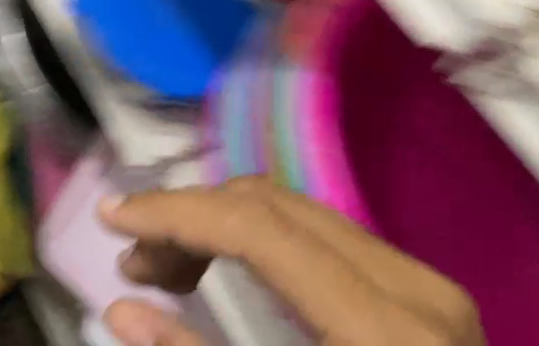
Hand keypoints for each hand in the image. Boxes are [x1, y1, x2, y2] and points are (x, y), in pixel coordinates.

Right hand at [100, 177, 482, 345]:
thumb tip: (121, 309)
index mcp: (386, 330)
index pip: (260, 229)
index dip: (176, 214)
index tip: (112, 217)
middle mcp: (414, 288)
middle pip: (271, 207)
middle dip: (188, 219)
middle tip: (135, 262)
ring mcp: (425, 286)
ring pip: (293, 212)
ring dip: (218, 225)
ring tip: (169, 267)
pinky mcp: (423, 296)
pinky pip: (319, 237)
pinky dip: (258, 241)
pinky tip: (227, 268)